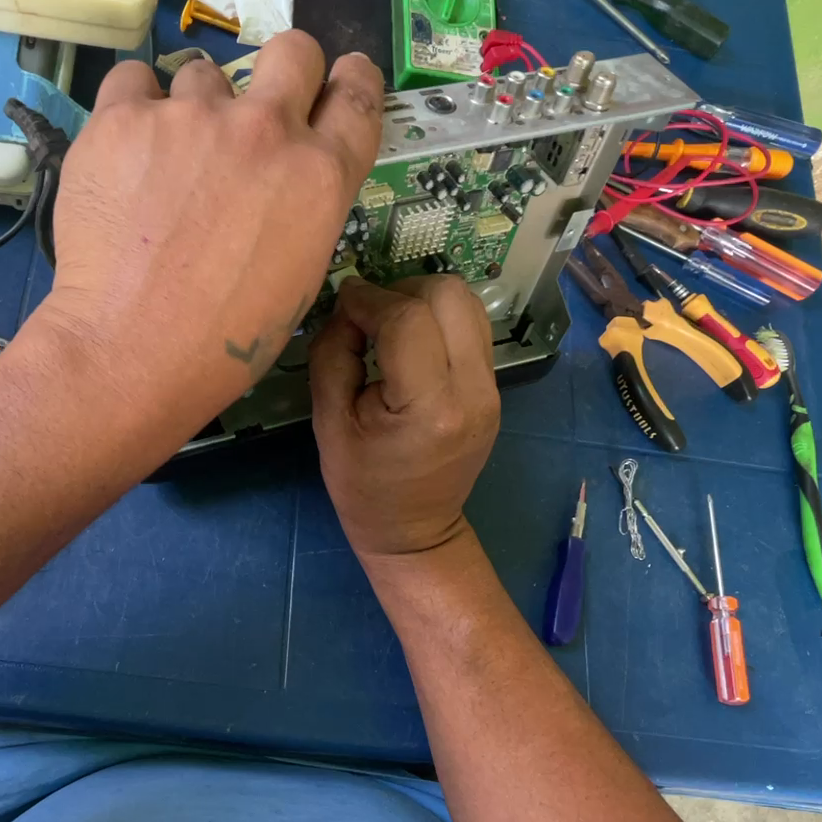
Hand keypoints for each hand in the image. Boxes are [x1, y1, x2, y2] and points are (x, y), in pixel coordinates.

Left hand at [35, 34, 384, 413]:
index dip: (348, 85)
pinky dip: (135, 113)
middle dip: (282, 76)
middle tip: (252, 122)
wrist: (129, 352)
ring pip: (204, 78)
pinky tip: (126, 163)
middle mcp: (266, 131)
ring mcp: (194, 116)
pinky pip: (135, 84)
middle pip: (293, 53)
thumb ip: (301, 213)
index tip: (334, 88)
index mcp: (319, 179)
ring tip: (166, 175)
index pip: (357, 96)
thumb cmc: (220, 345)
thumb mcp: (294, 284)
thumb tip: (282, 186)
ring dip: (194, 114)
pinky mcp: (125, 117)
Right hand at [309, 276, 500, 557]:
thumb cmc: (362, 485)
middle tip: (369, 316)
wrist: (412, 530)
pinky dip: (439, 321)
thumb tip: (347, 308)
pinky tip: (411, 344)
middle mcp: (472, 391)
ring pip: (467, 303)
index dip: (368, 299)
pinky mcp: (493, 389)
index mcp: (429, 408)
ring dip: (423, 301)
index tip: (342, 302)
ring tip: (390, 326)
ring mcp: (490, 389)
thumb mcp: (328, 425)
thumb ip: (333, 355)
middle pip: (448, 294)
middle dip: (401, 291)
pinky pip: (471, 328)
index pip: (407, 319)